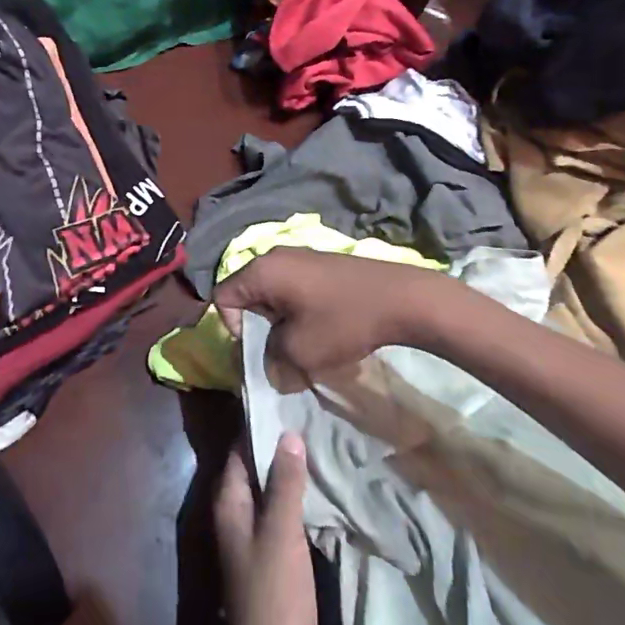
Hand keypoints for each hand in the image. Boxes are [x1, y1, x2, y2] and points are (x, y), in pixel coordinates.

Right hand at [211, 248, 455, 388]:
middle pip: (248, 295)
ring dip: (282, 323)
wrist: (402, 299)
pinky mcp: (323, 265)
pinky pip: (295, 290)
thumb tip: (274, 368)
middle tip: (281, 352)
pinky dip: (300, 312)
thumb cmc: (343, 322)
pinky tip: (324, 330)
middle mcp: (276, 257)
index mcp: (262, 271)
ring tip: (306, 345)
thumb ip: (273, 362)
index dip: (232, 329)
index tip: (259, 349)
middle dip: (259, 328)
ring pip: (274, 295)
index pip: (223, 297)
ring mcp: (302, 257)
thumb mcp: (300, 353)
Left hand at [213, 435, 317, 624]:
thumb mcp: (281, 532)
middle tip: (311, 417)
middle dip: (279, 447)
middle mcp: (236, 517)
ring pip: (271, 495)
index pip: (239, 451)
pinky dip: (300, 502)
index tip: (286, 400)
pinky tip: (324, 491)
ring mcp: (254, 541)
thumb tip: (287, 432)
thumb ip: (284, 483)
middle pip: (255, 471)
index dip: (260, 426)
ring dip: (291, 475)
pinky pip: (284, 518)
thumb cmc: (274, 592)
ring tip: (322, 445)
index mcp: (228, 505)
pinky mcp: (273, 562)